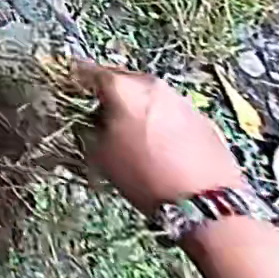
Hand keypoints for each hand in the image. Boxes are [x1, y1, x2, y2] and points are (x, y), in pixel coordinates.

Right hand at [74, 64, 246, 213]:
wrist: (209, 207)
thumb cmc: (145, 176)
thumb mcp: (101, 154)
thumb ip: (89, 127)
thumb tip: (89, 119)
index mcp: (122, 87)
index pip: (87, 70)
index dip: (74, 79)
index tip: (69, 90)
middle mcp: (151, 84)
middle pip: (121, 78)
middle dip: (109, 92)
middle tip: (100, 112)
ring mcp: (180, 99)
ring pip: (148, 94)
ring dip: (137, 105)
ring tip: (134, 131)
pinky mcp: (204, 118)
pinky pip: (172, 111)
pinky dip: (161, 120)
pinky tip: (163, 145)